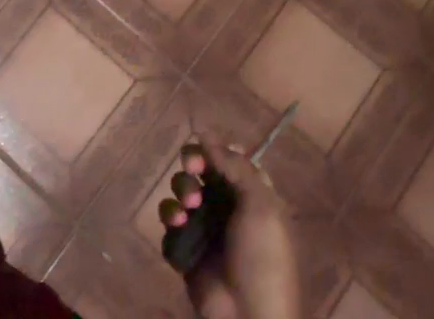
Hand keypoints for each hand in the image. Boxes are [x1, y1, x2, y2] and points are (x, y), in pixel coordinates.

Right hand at [161, 138, 299, 318]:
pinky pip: (170, 218)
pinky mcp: (185, 244)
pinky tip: (177, 226)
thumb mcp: (262, 208)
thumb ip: (235, 167)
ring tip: (186, 210)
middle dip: (193, 167)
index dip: (215, 150)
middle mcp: (229, 206)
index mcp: (255, 197)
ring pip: (183, 189)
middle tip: (192, 174)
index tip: (203, 151)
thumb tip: (206, 134)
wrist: (247, 316)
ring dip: (180, 191)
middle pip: (202, 169)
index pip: (231, 160)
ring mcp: (206, 226)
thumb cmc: (263, 259)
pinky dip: (170, 217)